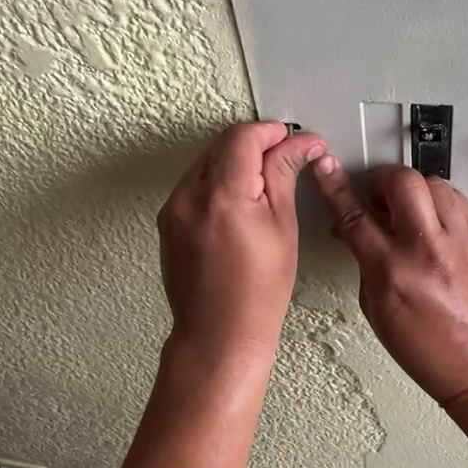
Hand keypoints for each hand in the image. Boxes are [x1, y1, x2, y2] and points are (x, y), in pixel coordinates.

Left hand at [157, 122, 325, 360]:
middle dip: (254, 145)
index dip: (270, 132)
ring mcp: (173, 209)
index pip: (242, 137)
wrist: (218, 334)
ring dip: (234, 163)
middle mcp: (189, 197)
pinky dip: (216, 184)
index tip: (291, 140)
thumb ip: (284, 174)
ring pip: (206, 163)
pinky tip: (237, 207)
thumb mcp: (282, 227)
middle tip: (283, 161)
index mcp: (222, 195)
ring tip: (261, 191)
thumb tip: (299, 143)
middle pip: (222, 145)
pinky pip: (193, 185)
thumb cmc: (256, 293)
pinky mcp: (167, 221)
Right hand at [313, 158, 467, 401]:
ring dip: (412, 188)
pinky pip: (457, 197)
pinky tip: (430, 217)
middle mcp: (427, 250)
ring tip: (405, 209)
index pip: (355, 216)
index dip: (335, 187)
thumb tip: (357, 227)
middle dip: (381, 180)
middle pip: (401, 182)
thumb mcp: (374, 307)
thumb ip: (365, 260)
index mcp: (392, 272)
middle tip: (376, 196)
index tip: (326, 168)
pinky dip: (438, 199)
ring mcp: (459, 241)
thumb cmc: (425, 347)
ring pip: (433, 182)